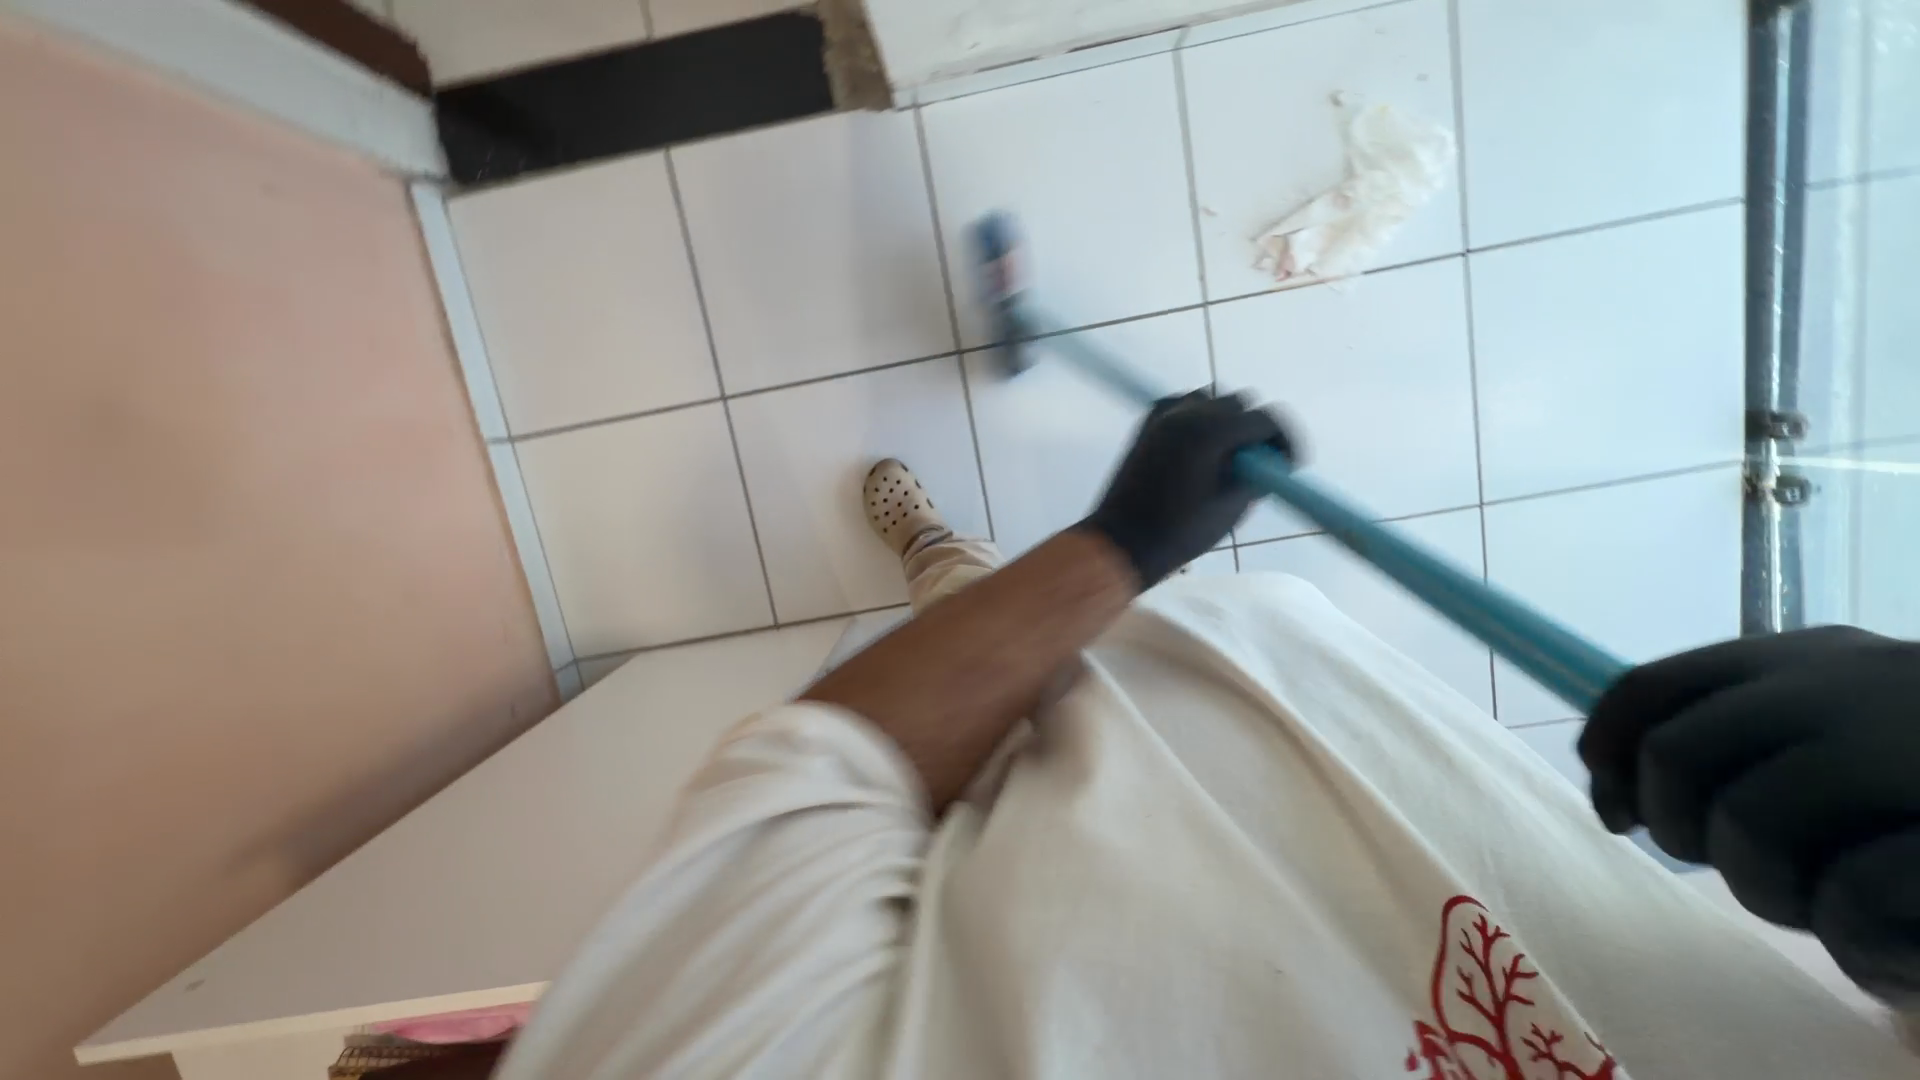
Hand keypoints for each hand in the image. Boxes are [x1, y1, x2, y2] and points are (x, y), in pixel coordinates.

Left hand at [1080, 390, 1293, 588]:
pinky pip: (1184, 408)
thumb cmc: (1182, 531)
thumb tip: (1270, 460)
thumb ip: (1258, 475)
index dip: (1284, 440)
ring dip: (1225, 422)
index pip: (1266, 418)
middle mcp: (1188, 413)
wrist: (1125, 540)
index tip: (1289, 463)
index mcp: (1213, 432)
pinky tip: (1200, 450)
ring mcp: (1163, 415)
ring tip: (1225, 458)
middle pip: (1238, 404)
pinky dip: (1198, 421)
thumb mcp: (1234, 505)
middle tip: (1256, 464)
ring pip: (1210, 401)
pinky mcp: (1147, 423)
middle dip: (1254, 430)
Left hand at [1580, 625, 1919, 1003]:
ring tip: (1820, 913)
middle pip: (1679, 757)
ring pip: (1752, 825)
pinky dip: (1851, 940)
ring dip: (1764, 890)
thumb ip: (1732, 744)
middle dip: (1678, 828)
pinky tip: (1883, 952)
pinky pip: (1857, 895)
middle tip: (1729, 870)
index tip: (1615, 815)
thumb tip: (1618, 799)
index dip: (1607, 754)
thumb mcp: (1832, 734)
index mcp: (1802, 658)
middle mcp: (1852, 686)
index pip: (1650, 689)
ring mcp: (1916, 755)